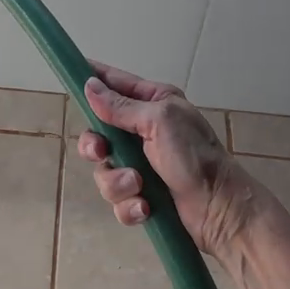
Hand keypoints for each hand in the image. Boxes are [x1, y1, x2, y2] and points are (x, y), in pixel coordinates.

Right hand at [77, 60, 259, 257]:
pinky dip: (130, 205)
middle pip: (98, 132)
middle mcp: (144, 130)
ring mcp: (142, 164)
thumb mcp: (159, 121)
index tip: (69, 77)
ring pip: (105, 170)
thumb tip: (89, 85)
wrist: (221, 211)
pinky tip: (146, 208)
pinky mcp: (143, 195)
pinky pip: (118, 200)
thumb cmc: (194, 156)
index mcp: (152, 103)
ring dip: (118, 181)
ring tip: (139, 185)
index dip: (91, 80)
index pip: (114, 83)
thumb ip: (121, 106)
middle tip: (101, 152)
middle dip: (96, 146)